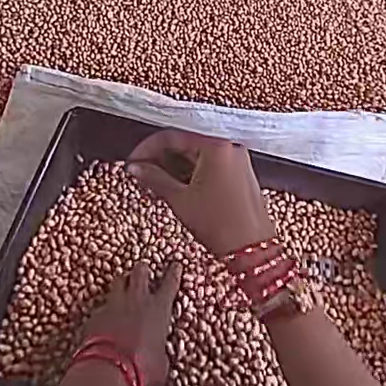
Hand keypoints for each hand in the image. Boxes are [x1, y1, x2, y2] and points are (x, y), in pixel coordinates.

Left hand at [78, 259, 182, 385]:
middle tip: (144, 271)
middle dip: (143, 269)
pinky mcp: (94, 315)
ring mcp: (113, 305)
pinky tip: (104, 322)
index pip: (170, 283)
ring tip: (123, 288)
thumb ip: (160, 352)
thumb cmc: (142, 369)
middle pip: (140, 271)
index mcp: (159, 309)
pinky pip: (101, 307)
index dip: (174, 272)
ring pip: (118, 282)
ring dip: (122, 283)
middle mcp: (136, 300)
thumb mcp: (161, 364)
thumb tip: (158, 356)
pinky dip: (105, 312)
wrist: (107, 371)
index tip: (176, 265)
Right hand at [127, 130, 276, 255]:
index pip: (173, 136)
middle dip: (161, 158)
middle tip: (140, 173)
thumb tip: (135, 167)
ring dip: (174, 167)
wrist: (252, 249)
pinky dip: (191, 173)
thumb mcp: (180, 199)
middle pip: (187, 143)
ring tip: (154, 184)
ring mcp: (237, 160)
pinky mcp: (240, 174)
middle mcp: (229, 147)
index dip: (148, 148)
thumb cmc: (219, 224)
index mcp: (216, 146)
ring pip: (198, 156)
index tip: (132, 161)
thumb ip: (154, 178)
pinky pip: (210, 166)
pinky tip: (176, 188)